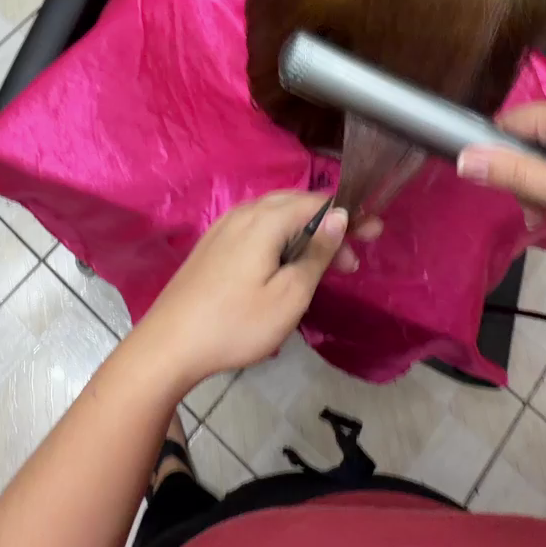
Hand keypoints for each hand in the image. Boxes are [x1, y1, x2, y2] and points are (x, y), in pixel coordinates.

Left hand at [129, 193, 370, 389]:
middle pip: (295, 205)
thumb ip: (315, 253)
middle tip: (354, 257)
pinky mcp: (213, 245)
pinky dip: (281, 239)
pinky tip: (288, 264)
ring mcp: (223, 227)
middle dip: (329, 225)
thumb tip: (339, 216)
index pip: (316, 203)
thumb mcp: (289, 295)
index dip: (348, 214)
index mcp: (264, 220)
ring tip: (328, 267)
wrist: (170, 343)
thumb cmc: (236, 323)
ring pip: (275, 217)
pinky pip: (257, 228)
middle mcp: (243, 213)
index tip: (375, 233)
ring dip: (305, 235)